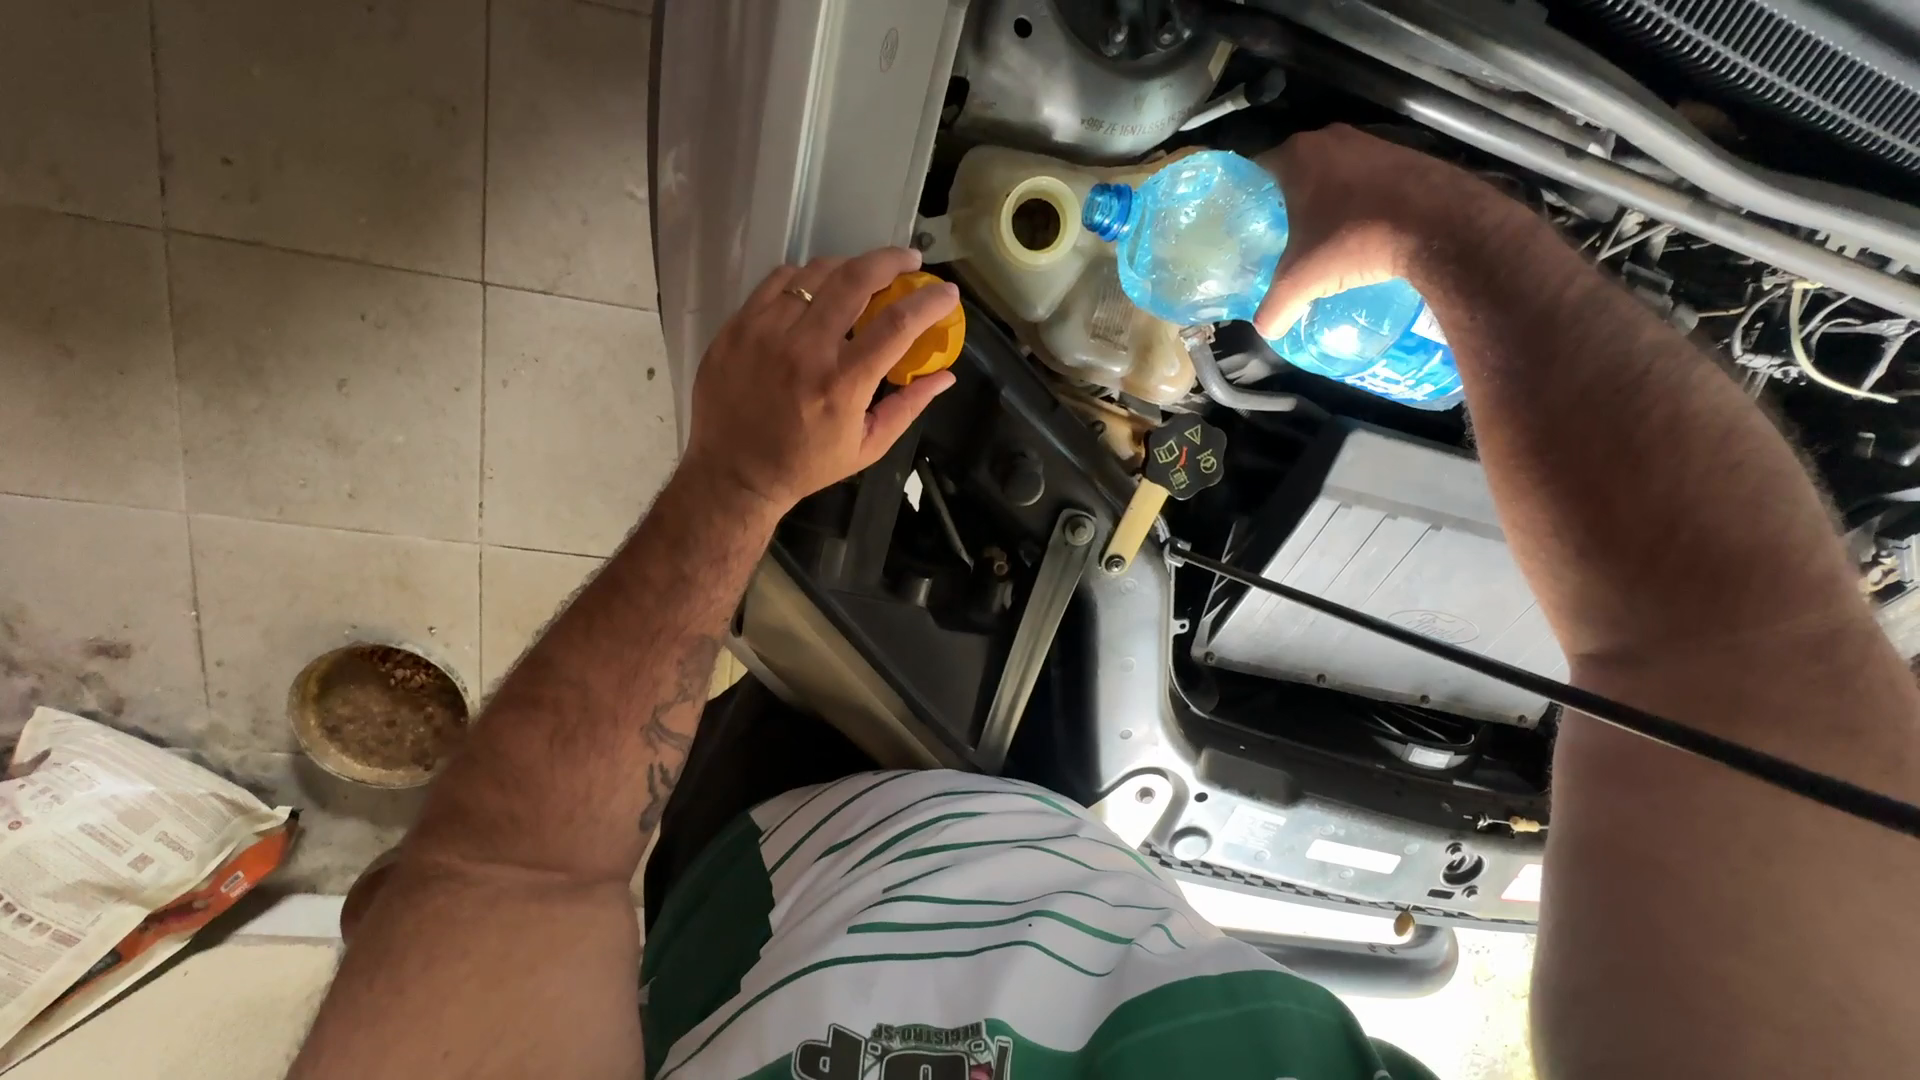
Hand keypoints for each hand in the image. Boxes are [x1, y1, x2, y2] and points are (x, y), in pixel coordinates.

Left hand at [681, 247, 959, 511]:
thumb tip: (946, 376)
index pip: (897, 325)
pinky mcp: (737, 327)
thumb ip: (908, 406)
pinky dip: (806, 278)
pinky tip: (817, 290)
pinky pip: (778, 281)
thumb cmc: (806, 464)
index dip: (929, 301)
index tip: (947, 291)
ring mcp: (764, 333)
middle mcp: (804, 350)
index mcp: (842, 384)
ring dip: (849, 267)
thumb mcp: (867, 446)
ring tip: (863, 276)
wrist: (733, 473)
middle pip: (856, 278)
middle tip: (909, 261)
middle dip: (891, 261)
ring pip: (815, 273)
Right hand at [1250, 125, 1493, 338]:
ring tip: (1316, 237)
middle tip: (1275, 237)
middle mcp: (1329, 139)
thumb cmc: (1354, 242)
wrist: (1440, 225)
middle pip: (1292, 174)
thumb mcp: (1302, 282)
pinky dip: (1356, 202)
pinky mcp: (1404, 155)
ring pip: (1330, 175)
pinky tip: (1357, 232)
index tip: (1244, 227)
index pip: (1253, 173)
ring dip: (1322, 201)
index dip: (1244, 200)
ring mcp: (1370, 143)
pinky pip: (1364, 180)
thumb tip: (1266, 329)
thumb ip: (1275, 307)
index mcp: (1296, 156)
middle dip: (1283, 204)